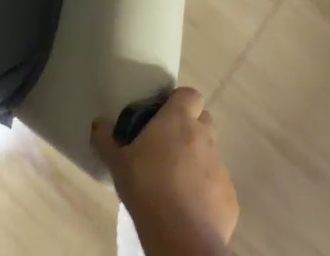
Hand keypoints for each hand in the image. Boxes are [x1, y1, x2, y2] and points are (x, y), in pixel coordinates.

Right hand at [92, 88, 238, 252]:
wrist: (181, 234)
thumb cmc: (145, 187)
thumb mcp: (115, 161)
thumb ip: (105, 138)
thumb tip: (99, 124)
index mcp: (177, 122)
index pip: (190, 94)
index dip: (179, 100)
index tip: (163, 112)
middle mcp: (204, 139)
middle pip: (204, 120)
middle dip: (189, 126)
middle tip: (166, 141)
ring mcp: (221, 169)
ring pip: (211, 152)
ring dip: (196, 157)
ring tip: (174, 175)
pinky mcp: (231, 197)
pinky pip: (217, 183)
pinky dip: (205, 186)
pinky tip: (187, 201)